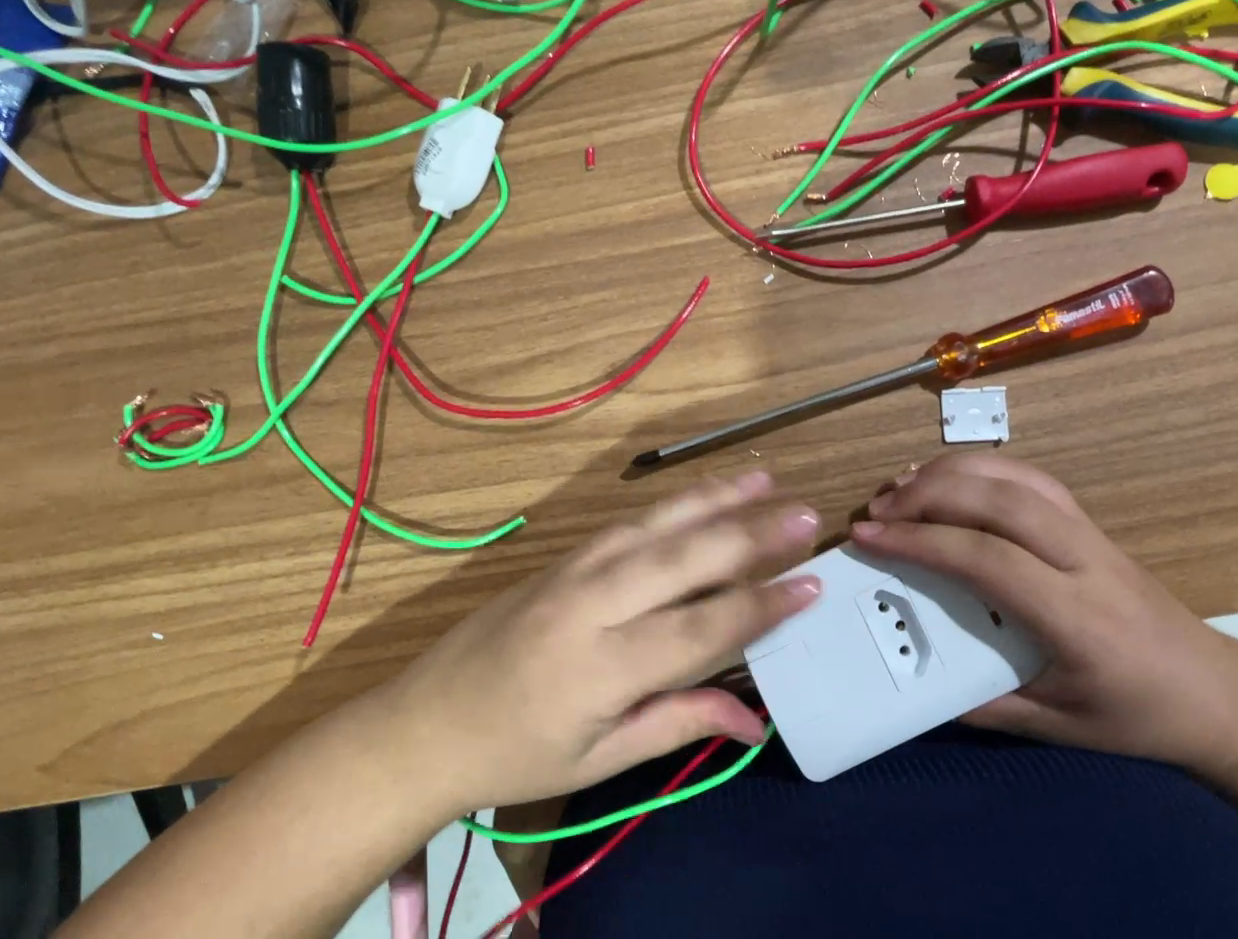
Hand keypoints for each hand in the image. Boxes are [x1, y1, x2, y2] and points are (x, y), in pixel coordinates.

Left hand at [370, 471, 820, 815]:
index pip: (700, 628)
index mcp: (601, 669)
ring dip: (713, 500)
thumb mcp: (599, 759)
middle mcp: (589, 606)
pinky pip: (624, 525)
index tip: (812, 586)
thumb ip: (679, 724)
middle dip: (750, 535)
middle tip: (808, 515)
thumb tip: (758, 722)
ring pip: (654, 527)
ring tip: (765, 479)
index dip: (761, 607)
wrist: (424, 724)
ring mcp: (570, 573)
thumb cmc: (516, 755)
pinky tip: (701, 496)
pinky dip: (670, 506)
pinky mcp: (558, 560)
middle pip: (682, 560)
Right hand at [850, 454, 1237, 782]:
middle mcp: (1084, 561)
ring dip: (953, 473)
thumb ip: (982, 705)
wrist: (1219, 694)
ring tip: (900, 486)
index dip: (921, 542)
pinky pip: (1032, 480)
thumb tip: (911, 679)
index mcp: (1075, 617)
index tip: (868, 539)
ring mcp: (1092, 535)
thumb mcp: (1056, 727)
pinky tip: (949, 481)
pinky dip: (983, 470)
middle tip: (876, 511)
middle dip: (928, 495)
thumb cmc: (1138, 716)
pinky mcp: (1091, 526)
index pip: (986, 559)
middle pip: (1001, 502)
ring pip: (1018, 479)